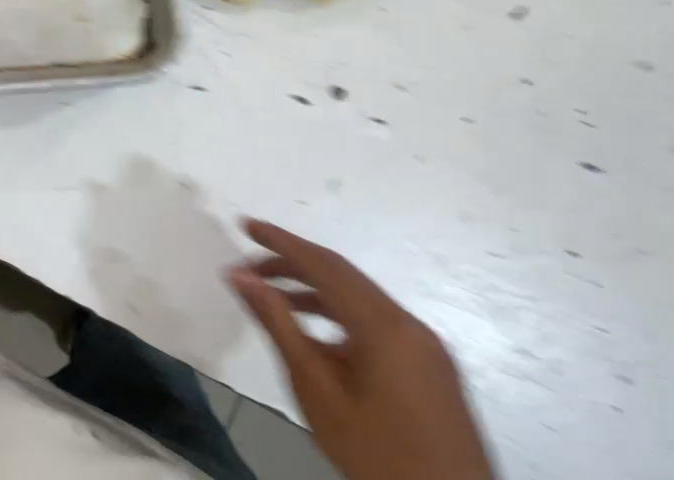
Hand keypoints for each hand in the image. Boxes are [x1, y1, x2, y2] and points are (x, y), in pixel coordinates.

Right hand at [228, 219, 496, 479]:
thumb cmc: (374, 448)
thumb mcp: (314, 385)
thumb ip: (277, 324)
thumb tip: (240, 276)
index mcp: (384, 327)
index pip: (325, 266)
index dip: (281, 242)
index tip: (244, 225)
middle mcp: (411, 327)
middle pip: (344, 277)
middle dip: (292, 263)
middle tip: (247, 266)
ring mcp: (427, 349)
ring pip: (361, 300)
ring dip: (313, 290)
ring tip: (270, 299)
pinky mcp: (432, 369)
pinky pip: (378, 323)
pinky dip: (339, 314)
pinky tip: (314, 333)